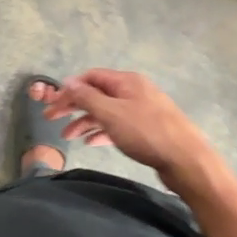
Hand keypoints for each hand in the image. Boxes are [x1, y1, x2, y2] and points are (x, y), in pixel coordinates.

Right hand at [45, 69, 220, 183]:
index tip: (51, 103)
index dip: (69, 88)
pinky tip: (90, 142)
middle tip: (51, 119)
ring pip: (107, 111)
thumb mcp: (111, 113)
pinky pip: (118, 125)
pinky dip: (102, 131)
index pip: (90, 77)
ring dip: (85, 121)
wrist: (185, 159)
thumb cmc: (146, 132)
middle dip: (73, 105)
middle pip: (97, 93)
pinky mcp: (147, 129)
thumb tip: (67, 81)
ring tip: (67, 136)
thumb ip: (87, 97)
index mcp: (126, 81)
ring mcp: (142, 110)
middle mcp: (134, 91)